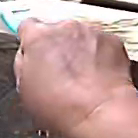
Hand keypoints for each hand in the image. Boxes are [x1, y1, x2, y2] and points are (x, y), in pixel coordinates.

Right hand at [14, 19, 137, 136]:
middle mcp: (66, 28)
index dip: (32, 40)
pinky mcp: (113, 41)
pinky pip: (103, 44)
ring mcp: (92, 32)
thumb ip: (24, 62)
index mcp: (38, 37)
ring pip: (82, 36)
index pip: (29, 26)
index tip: (36, 51)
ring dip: (81, 49)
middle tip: (62, 70)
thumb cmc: (60, 105)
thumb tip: (29, 54)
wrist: (99, 111)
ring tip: (83, 76)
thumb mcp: (24, 87)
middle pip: (59, 30)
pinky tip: (99, 75)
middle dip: (59, 46)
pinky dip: (101, 55)